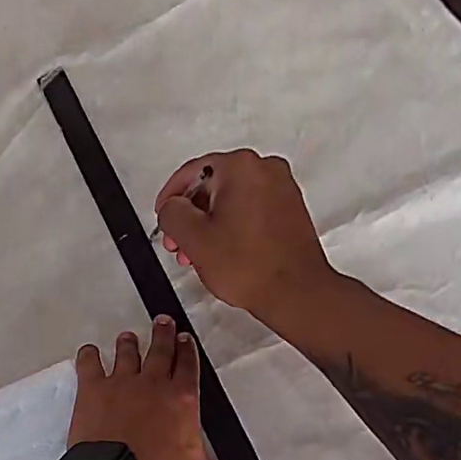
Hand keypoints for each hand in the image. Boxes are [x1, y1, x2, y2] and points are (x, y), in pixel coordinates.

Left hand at [70, 316, 265, 459]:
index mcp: (182, 400)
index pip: (189, 366)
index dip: (189, 351)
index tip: (186, 339)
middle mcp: (153, 385)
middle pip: (160, 351)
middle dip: (163, 334)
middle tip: (163, 321)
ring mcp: (121, 384)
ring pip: (127, 354)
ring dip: (129, 343)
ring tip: (129, 336)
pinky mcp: (92, 392)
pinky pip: (90, 365)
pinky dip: (89, 357)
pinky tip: (89, 353)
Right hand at [154, 149, 342, 316]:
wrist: (295, 293)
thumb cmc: (255, 269)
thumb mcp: (194, 239)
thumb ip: (171, 214)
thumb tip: (170, 208)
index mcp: (240, 166)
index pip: (192, 172)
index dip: (171, 197)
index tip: (164, 213)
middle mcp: (266, 170)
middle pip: (215, 186)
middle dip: (193, 216)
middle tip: (180, 241)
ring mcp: (283, 190)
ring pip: (235, 201)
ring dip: (213, 225)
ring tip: (202, 254)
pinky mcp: (292, 212)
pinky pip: (254, 212)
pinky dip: (236, 228)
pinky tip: (227, 253)